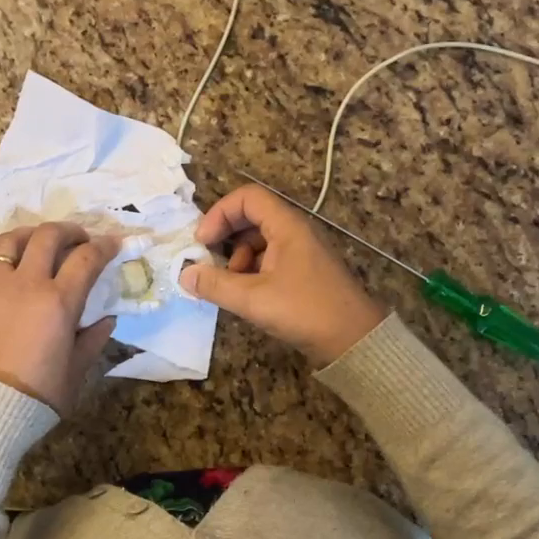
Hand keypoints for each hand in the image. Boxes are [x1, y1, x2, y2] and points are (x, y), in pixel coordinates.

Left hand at [0, 223, 118, 414]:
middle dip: (69, 231)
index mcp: (58, 302)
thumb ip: (93, 339)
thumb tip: (107, 319)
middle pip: (48, 236)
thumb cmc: (38, 394)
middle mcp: (25, 283)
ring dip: (30, 234)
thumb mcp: (76, 369)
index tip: (112, 243)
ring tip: (39, 241)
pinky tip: (3, 258)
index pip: (86, 258)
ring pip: (11, 239)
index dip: (104, 246)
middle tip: (78, 239)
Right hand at [181, 184, 387, 365]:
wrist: (354, 340)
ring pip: (258, 241)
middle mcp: (294, 232)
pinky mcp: (302, 273)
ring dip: (237, 258)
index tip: (202, 241)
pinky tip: (245, 296)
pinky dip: (251, 272)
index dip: (219, 213)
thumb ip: (215, 285)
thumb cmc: (305, 311)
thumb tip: (184, 275)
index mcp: (287, 227)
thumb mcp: (254, 299)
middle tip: (207, 261)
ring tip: (229, 285)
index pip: (247, 198)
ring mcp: (300, 252)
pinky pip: (269, 260)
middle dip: (225, 237)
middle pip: (251, 217)